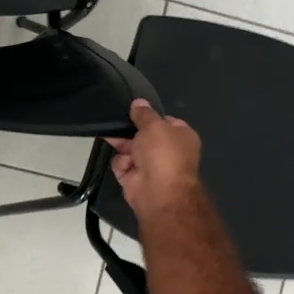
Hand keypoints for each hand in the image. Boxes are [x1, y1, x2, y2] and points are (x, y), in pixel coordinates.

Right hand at [104, 99, 202, 223]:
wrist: (158, 191)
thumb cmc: (163, 153)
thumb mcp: (154, 125)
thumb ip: (144, 113)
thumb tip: (138, 102)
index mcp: (180, 136)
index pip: (164, 121)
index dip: (149, 115)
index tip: (133, 110)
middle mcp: (167, 150)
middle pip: (143, 134)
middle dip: (129, 131)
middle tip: (116, 122)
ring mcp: (150, 165)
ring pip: (129, 148)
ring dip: (122, 146)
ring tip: (112, 138)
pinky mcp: (134, 177)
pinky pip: (122, 164)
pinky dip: (122, 163)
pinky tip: (126, 164)